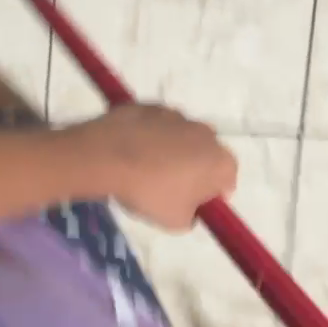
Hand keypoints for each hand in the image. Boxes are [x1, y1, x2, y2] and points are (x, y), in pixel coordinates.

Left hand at [70, 104, 236, 231]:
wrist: (103, 155)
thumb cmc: (147, 191)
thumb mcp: (177, 222)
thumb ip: (193, 214)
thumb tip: (188, 206)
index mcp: (221, 161)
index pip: (225, 180)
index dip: (208, 193)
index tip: (189, 201)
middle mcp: (204, 132)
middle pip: (204, 153)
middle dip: (192, 166)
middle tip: (166, 182)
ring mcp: (172, 113)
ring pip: (178, 134)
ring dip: (168, 146)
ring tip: (142, 162)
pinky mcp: (144, 104)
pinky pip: (151, 122)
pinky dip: (145, 131)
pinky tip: (129, 145)